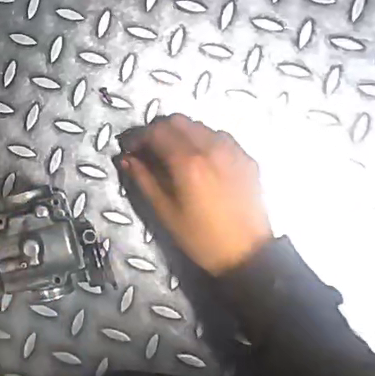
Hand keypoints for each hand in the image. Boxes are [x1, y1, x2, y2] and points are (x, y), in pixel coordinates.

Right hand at [119, 114, 273, 275]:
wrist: (248, 254)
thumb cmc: (200, 237)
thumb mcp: (165, 212)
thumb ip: (144, 180)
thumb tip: (126, 159)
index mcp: (188, 162)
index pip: (156, 131)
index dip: (138, 137)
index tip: (131, 150)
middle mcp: (211, 148)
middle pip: (177, 121)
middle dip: (159, 130)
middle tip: (149, 150)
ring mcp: (232, 151)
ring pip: (199, 126)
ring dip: (181, 133)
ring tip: (174, 154)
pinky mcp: (246, 158)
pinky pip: (220, 137)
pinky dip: (204, 140)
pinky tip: (201, 160)